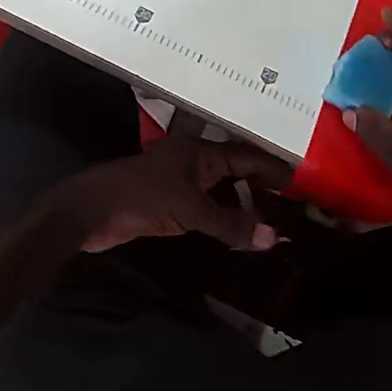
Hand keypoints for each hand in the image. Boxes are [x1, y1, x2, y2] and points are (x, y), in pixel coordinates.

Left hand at [55, 138, 289, 252]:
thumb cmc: (142, 198)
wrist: (90, 210)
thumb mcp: (191, 211)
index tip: (301, 181)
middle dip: (261, 186)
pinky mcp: (168, 201)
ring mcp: (179, 180)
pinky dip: (222, 215)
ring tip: (270, 218)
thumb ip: (231, 225)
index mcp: (201, 152)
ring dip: (242, 203)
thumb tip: (274, 238)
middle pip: (236, 170)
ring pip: (220, 189)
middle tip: (291, 202)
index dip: (274, 169)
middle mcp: (193, 161)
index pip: (248, 157)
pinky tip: (236, 229)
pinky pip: (205, 205)